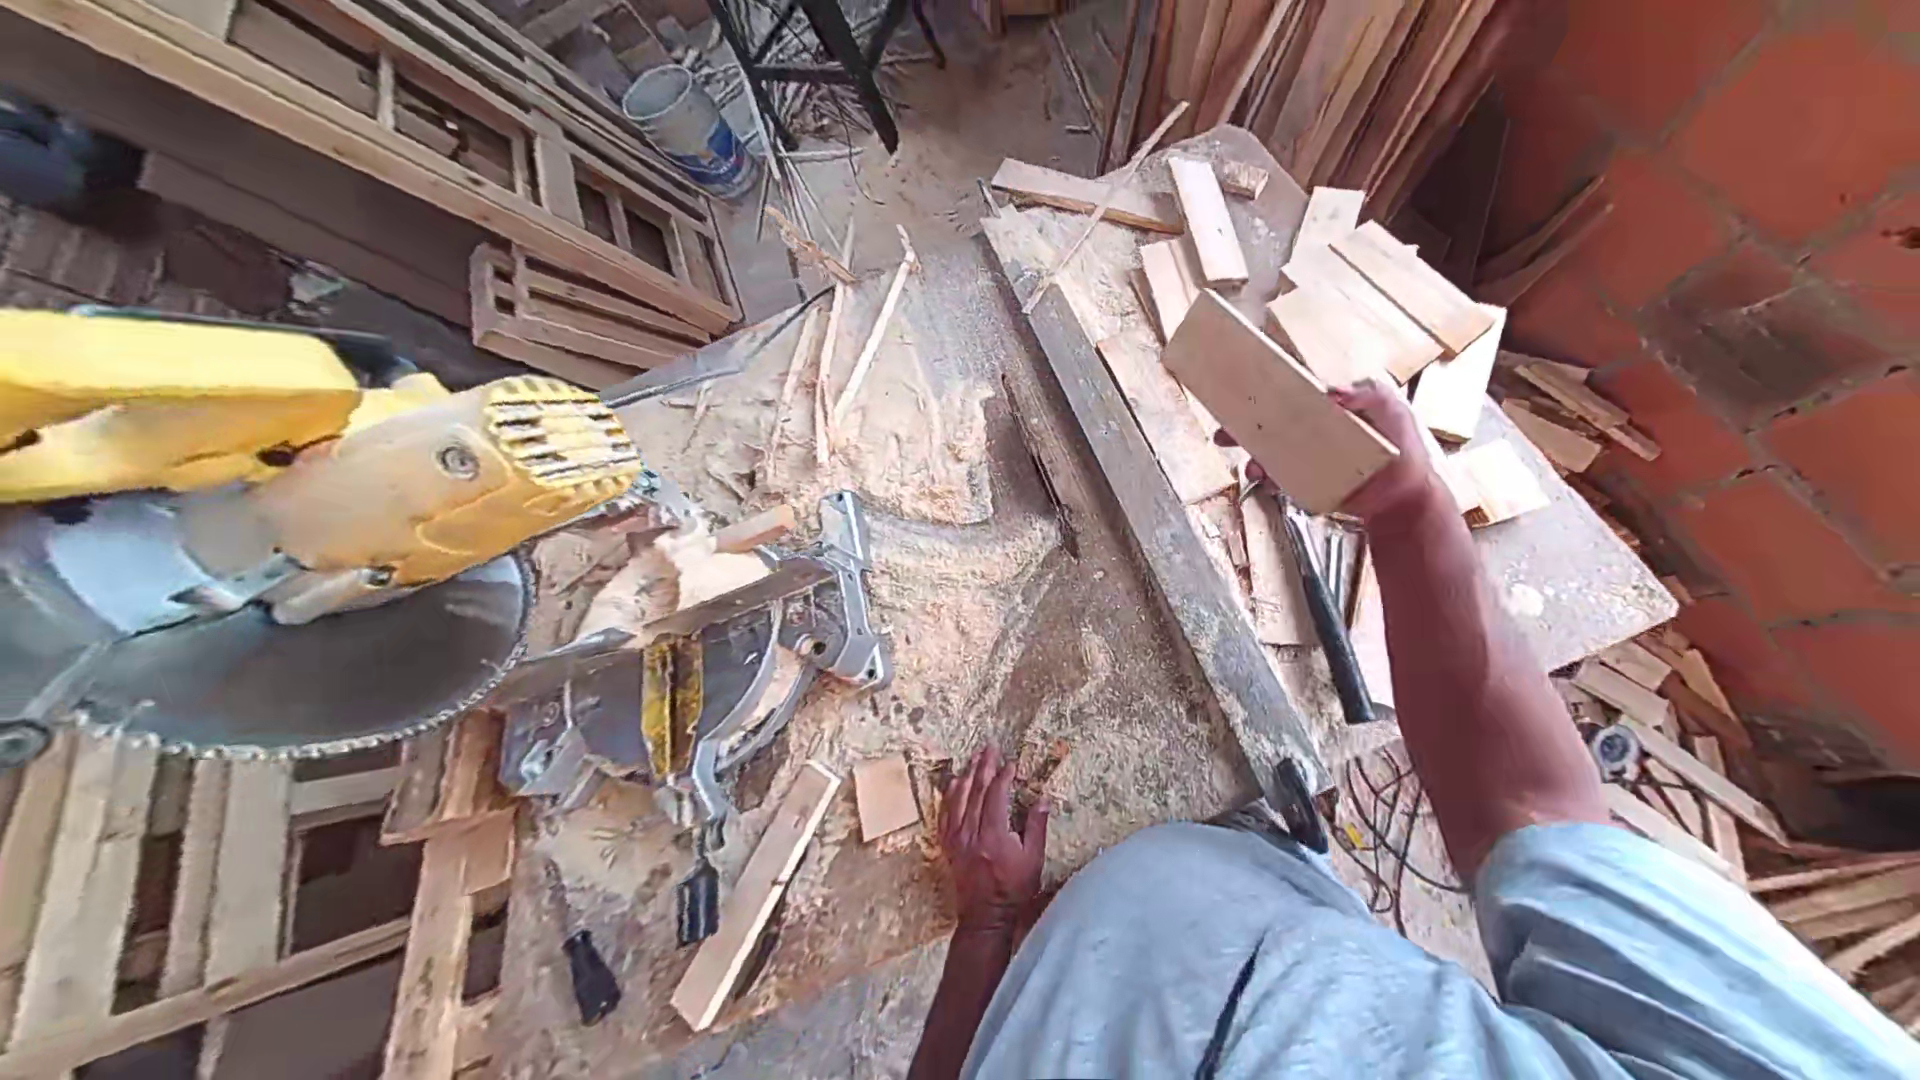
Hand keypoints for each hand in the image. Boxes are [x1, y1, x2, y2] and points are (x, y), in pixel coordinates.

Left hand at [940, 746, 1048, 933]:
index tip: (1012, 764)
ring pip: (959, 797)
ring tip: (975, 757)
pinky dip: (950, 794)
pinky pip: (946, 812)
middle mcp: (972, 833)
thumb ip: (1036, 826)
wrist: (985, 916)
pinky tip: (955, 781)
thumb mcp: (1033, 860)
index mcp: (994, 835)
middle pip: (976, 790)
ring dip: (968, 774)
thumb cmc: (1013, 889)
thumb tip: (1042, 798)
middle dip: (984, 766)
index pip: (997, 795)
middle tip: (990, 748)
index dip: (1004, 776)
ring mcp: (956, 838)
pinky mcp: (948, 843)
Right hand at [1218, 380, 1450, 530]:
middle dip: (1241, 428)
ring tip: (1252, 466)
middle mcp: (1308, 430)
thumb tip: (1332, 391)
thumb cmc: (1402, 447)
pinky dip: (1265, 478)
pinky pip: (1274, 477)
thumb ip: (1369, 393)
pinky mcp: (1301, 481)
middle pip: (1267, 424)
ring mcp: (1302, 457)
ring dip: (1252, 458)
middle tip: (1222, 434)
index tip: (1242, 394)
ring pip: (1266, 452)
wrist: (1403, 497)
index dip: (1264, 394)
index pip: (1289, 396)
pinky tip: (1263, 478)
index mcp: (1324, 408)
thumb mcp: (1392, 409)